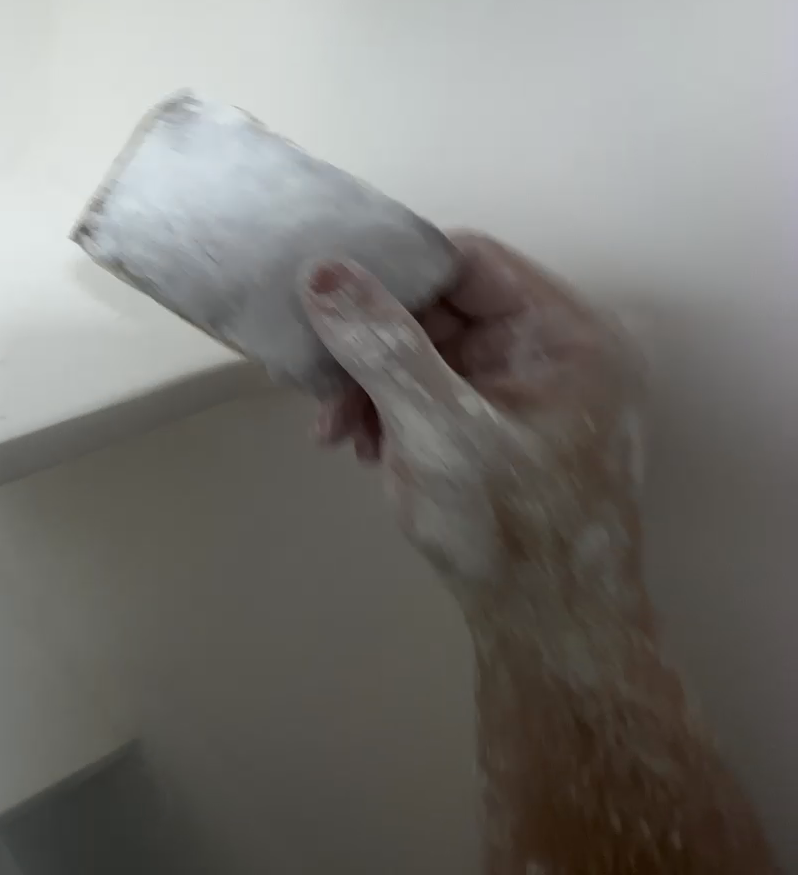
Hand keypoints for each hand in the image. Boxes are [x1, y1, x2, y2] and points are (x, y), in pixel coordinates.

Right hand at [299, 234, 646, 623]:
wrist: (535, 617)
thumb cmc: (506, 522)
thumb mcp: (438, 427)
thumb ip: (381, 347)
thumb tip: (321, 272)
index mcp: (561, 335)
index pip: (467, 263)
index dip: (394, 273)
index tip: (325, 299)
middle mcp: (535, 349)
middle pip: (428, 307)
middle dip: (364, 344)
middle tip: (318, 380)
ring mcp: (501, 385)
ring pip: (405, 347)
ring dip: (358, 382)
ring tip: (334, 428)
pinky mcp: (469, 417)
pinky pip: (404, 385)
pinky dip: (369, 407)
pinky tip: (350, 442)